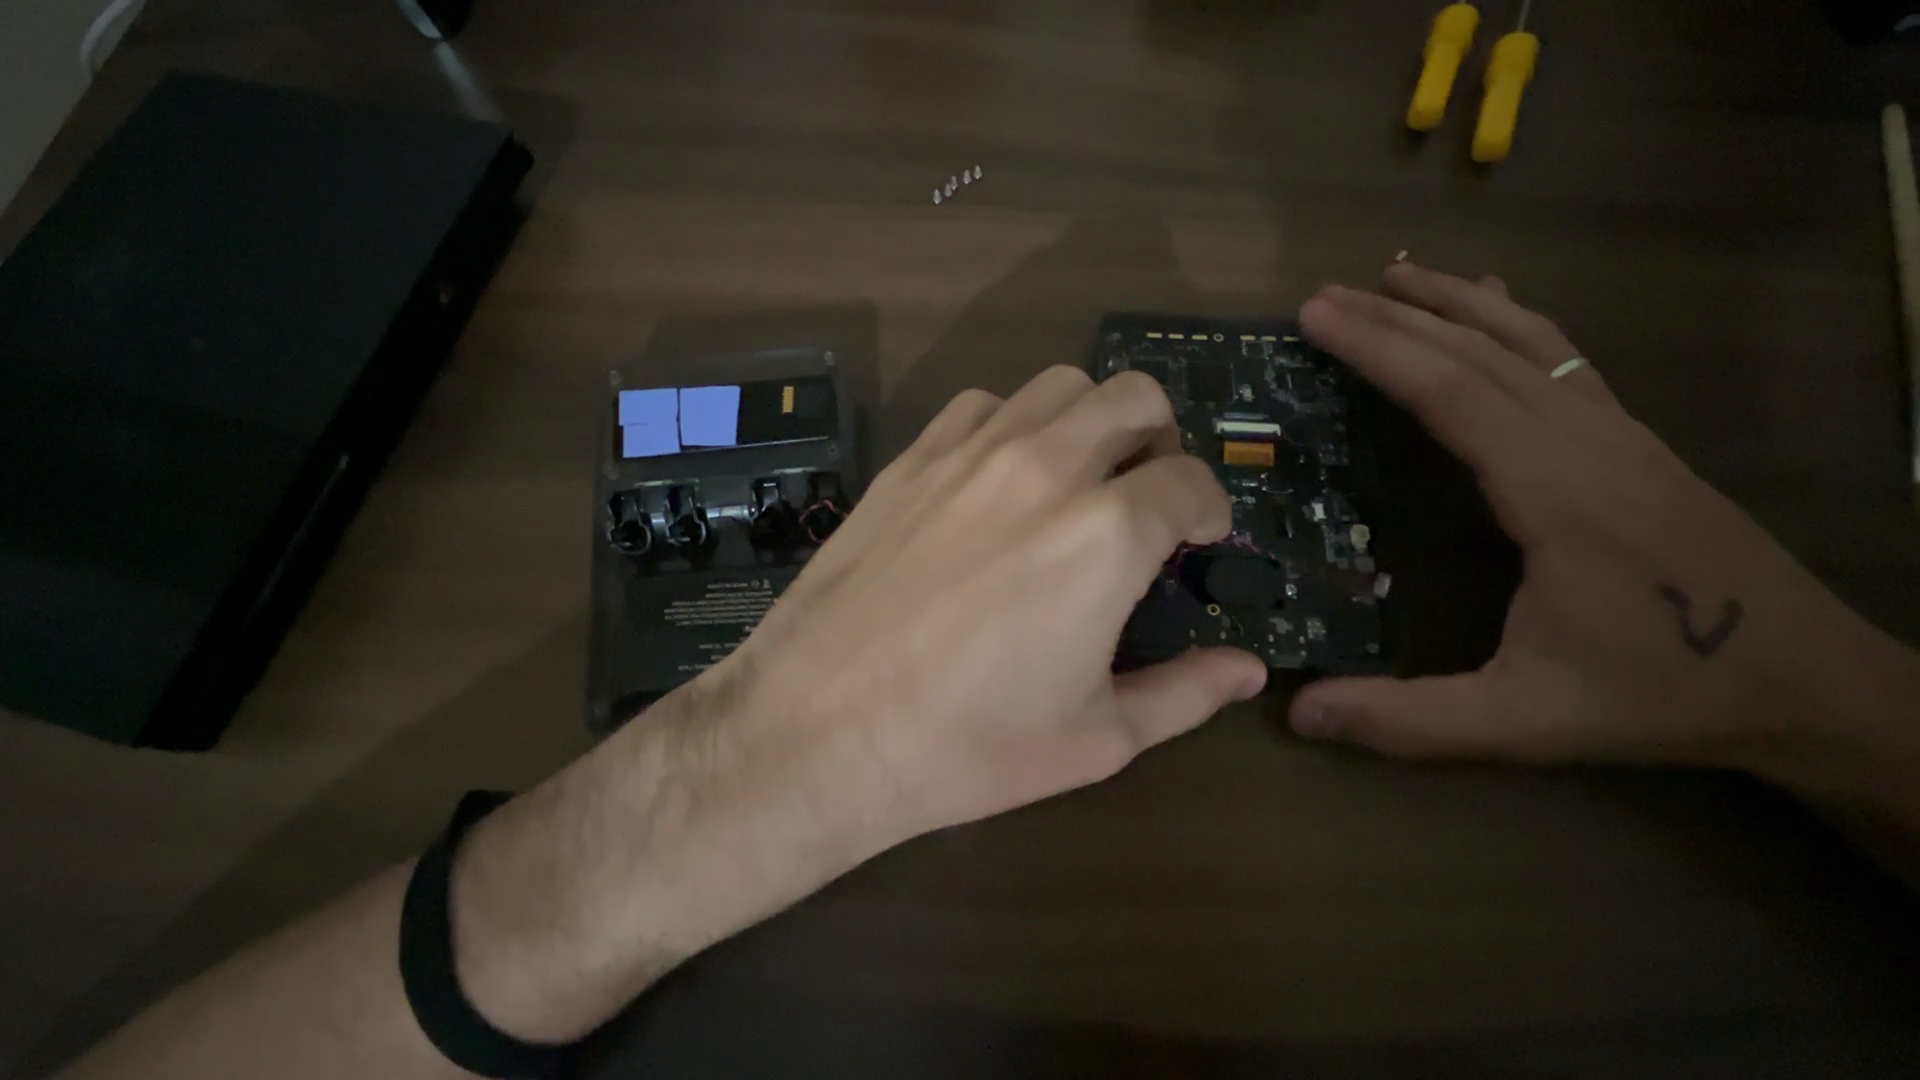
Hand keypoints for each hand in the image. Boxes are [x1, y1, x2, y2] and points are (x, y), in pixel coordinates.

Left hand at [702, 366, 1267, 851]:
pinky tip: (999, 480)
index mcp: (1105, 534)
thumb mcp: (1096, 739)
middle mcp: (1044, 469)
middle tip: (1148, 497)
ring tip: (1077, 480)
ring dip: (1089, 421)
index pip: (1190, 481)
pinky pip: (980, 406)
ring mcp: (969, 455)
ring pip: (1058, 386)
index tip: (1199, 540)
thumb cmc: (967, 747)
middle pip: (1135, 398)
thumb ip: (1184, 692)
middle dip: (1162, 440)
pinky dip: (1012, 425)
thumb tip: (1248, 669)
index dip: (1209, 510)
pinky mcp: (910, 460)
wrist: (818, 732)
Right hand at [1288, 261, 1917, 774]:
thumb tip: (1297, 714)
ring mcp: (1622, 434)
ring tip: (1399, 273)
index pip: (1451, 391)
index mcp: (1555, 490)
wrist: (1814, 686)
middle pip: (1482, 352)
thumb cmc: (1658, 695)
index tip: (1316, 315)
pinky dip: (1516, 323)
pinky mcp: (1638, 443)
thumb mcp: (1522, 721)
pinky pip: (1565, 360)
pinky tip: (1497, 311)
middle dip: (1397, 316)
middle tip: (1325, 294)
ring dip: (1459, 303)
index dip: (1378, 349)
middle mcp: (1589, 441)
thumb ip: (1406, 720)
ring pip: (1532, 343)